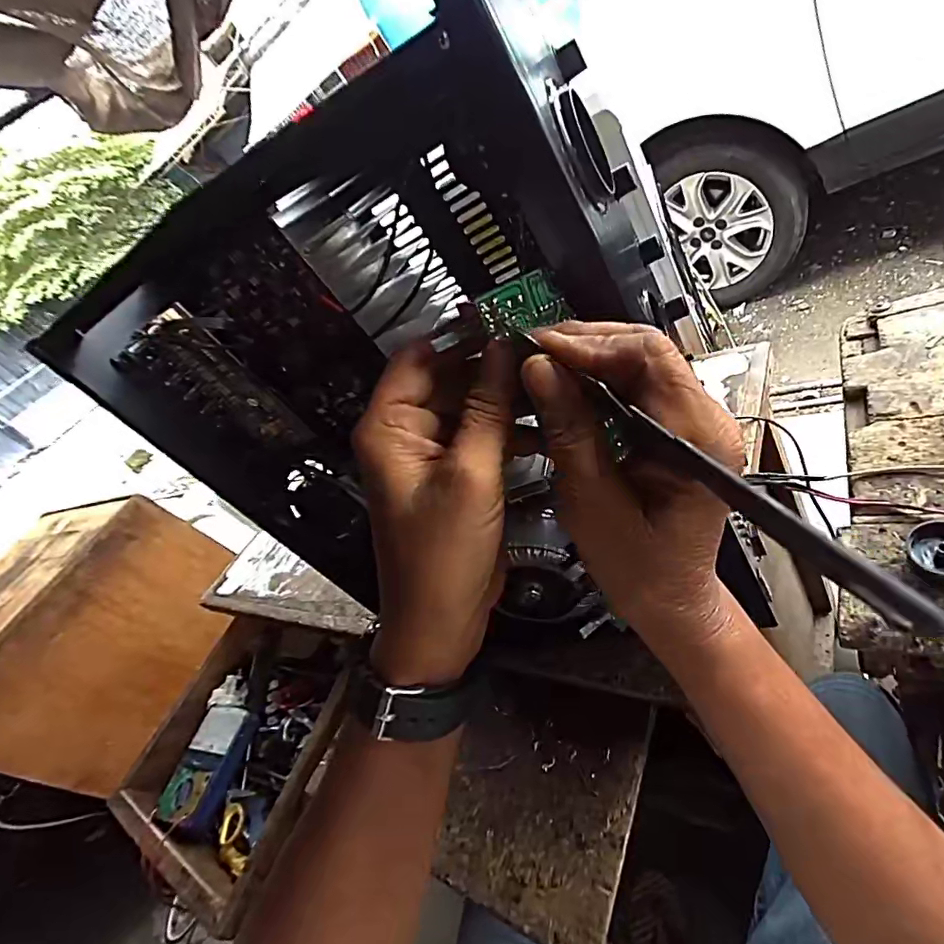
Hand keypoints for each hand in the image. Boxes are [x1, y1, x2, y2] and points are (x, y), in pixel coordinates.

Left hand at [352, 340, 517, 684]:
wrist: (441, 623)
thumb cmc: (445, 554)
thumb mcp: (472, 475)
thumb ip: (488, 409)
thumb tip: (503, 350)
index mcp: (391, 427)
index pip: (420, 357)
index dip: (461, 335)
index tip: (509, 320)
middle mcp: (407, 435)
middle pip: (449, 379)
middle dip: (493, 367)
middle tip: (544, 353)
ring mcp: (434, 457)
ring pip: (471, 408)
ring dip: (507, 399)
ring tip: (552, 387)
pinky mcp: (458, 476)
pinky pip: (482, 437)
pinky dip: (509, 430)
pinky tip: (545, 427)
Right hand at [521, 322, 743, 647]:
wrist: (672, 598)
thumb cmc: (644, 570)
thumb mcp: (594, 503)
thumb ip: (571, 431)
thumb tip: (542, 370)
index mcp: (701, 440)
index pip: (652, 357)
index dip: (592, 344)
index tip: (544, 346)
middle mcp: (710, 423)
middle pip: (649, 352)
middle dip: (588, 345)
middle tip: (536, 351)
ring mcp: (698, 424)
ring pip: (642, 364)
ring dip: (591, 360)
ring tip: (544, 365)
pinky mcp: (681, 430)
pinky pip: (641, 388)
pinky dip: (601, 382)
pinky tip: (568, 386)